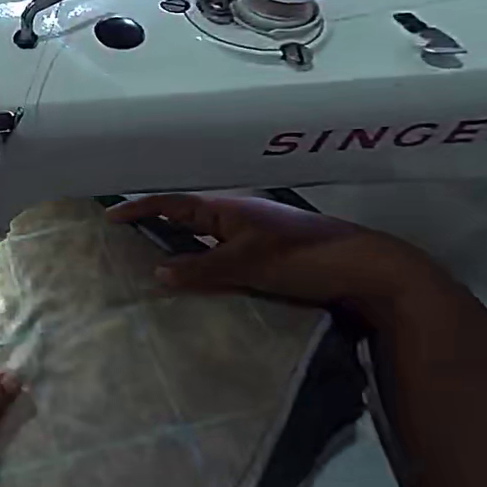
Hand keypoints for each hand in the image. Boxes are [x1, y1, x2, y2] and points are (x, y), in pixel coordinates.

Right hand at [106, 194, 452, 317]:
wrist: (377, 273)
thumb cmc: (305, 257)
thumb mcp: (247, 264)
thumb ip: (201, 268)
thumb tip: (156, 272)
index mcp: (226, 209)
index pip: (170, 204)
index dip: (138, 209)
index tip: (109, 217)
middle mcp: (238, 218)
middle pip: (186, 219)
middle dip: (156, 228)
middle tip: (128, 242)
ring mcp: (257, 237)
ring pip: (207, 239)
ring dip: (183, 248)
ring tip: (159, 265)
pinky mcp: (274, 258)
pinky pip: (226, 255)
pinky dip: (207, 263)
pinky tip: (204, 281)